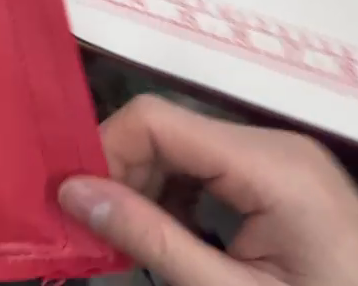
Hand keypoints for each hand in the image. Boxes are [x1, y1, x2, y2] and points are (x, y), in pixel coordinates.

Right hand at [58, 95, 357, 285]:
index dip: (105, 151)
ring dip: (146, 187)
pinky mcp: (288, 183)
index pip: (153, 119)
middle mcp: (276, 146)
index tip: (80, 201)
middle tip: (102, 227)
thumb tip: (68, 191)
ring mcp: (286, 162)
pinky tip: (173, 234)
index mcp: (271, 164)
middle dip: (123, 174)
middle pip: (164, 131)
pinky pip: (208, 167)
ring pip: (180, 147)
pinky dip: (177, 195)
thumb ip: (150, 238)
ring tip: (135, 237)